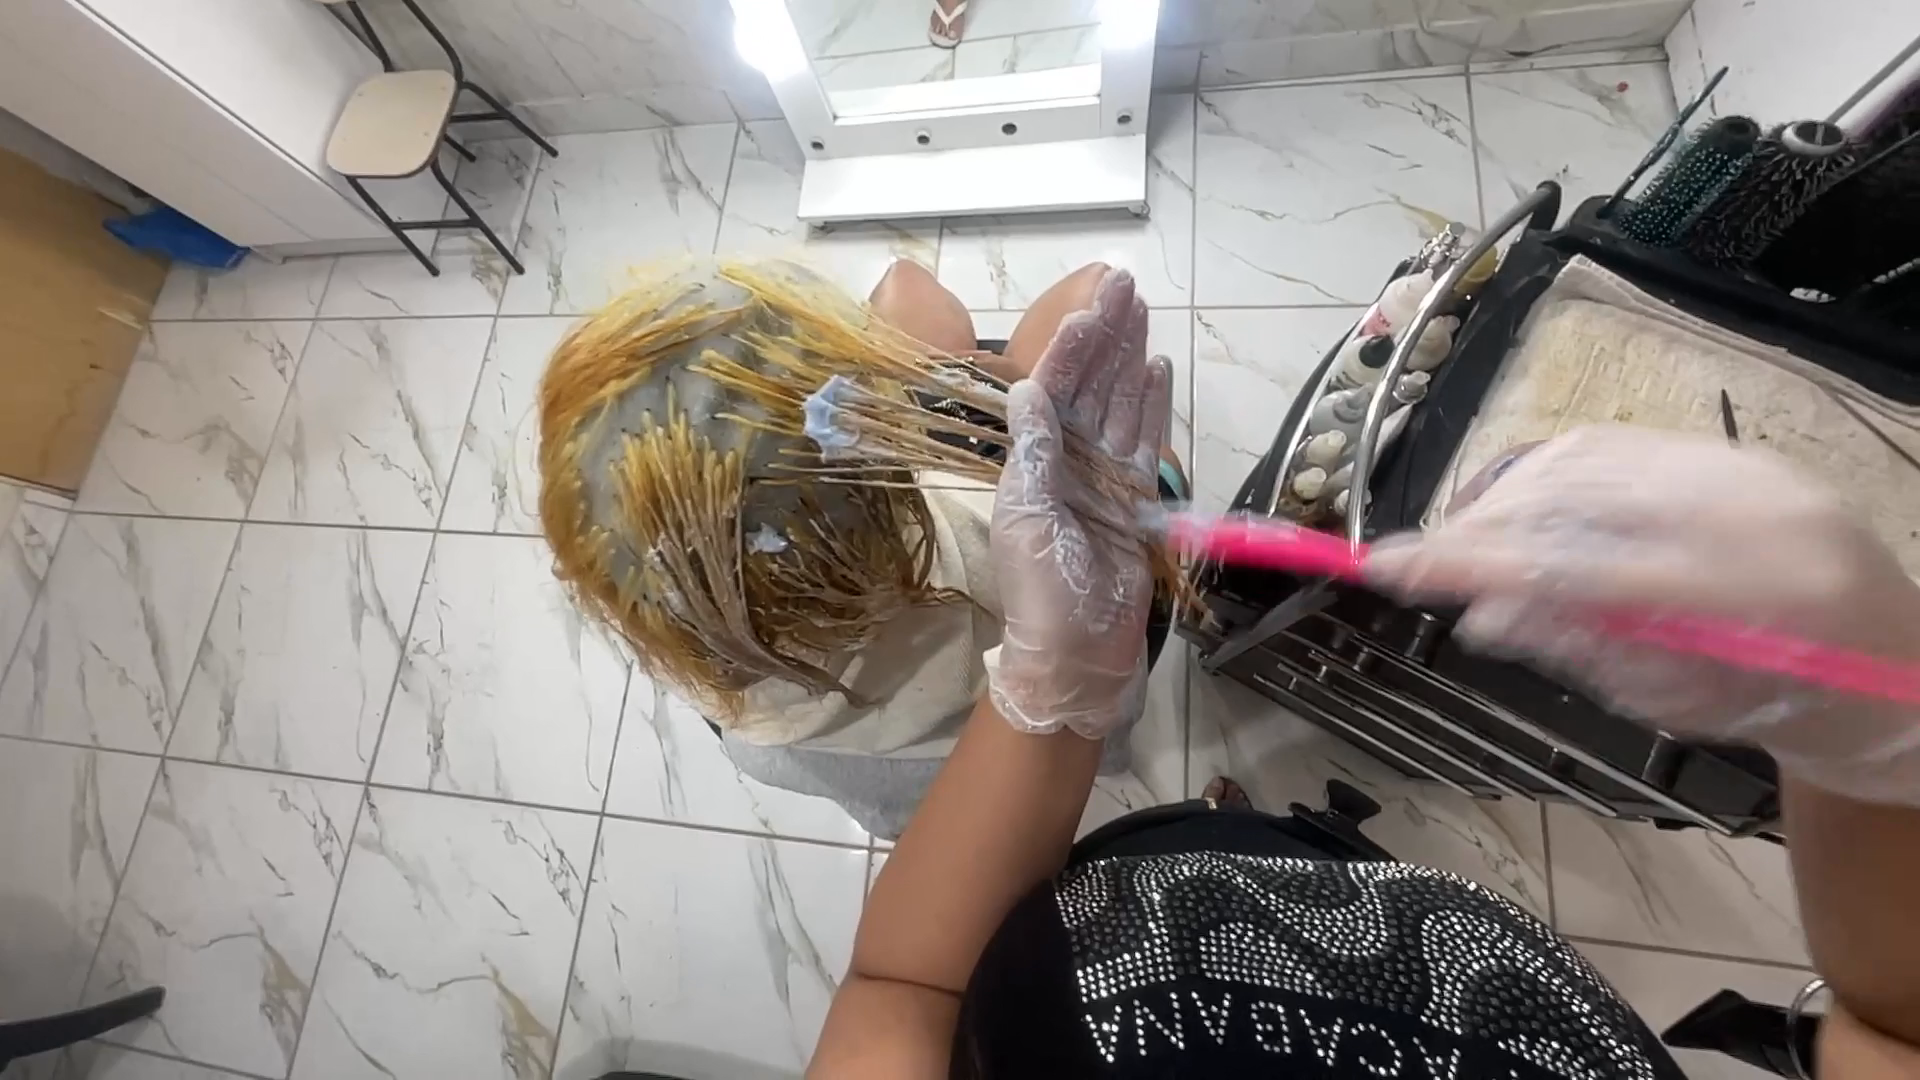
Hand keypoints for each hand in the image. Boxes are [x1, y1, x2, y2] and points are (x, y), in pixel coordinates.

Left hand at [988, 269, 1171, 738]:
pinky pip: (1145, 443)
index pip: (1054, 391)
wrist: (1078, 652)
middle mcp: (1068, 462)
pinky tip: (1157, 370)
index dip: (1072, 349)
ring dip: (1129, 359)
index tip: (1092, 307)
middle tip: (1125, 284)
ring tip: (1142, 312)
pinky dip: (1151, 407)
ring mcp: (1104, 478)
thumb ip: (1032, 451)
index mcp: (1033, 463)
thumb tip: (1026, 386)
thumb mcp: (1027, 516)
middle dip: (1105, 337)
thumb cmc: (1043, 589)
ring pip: (1119, 406)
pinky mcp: (1135, 499)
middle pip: (1090, 387)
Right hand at [1364, 425, 1919, 805]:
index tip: (1388, 565)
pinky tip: (1507, 510)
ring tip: (1463, 546)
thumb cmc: (1771, 695)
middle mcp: (1749, 505)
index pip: (1575, 565)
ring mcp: (1732, 464)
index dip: (1472, 562)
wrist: (1884, 650)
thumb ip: (1577, 647)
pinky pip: (1589, 447)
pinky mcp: (1712, 448)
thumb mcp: (1668, 696)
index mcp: (1753, 589)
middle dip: (1473, 529)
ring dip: (1494, 504)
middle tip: (1415, 561)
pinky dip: (1529, 479)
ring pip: (1566, 464)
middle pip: (1563, 500)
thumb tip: (1480, 614)